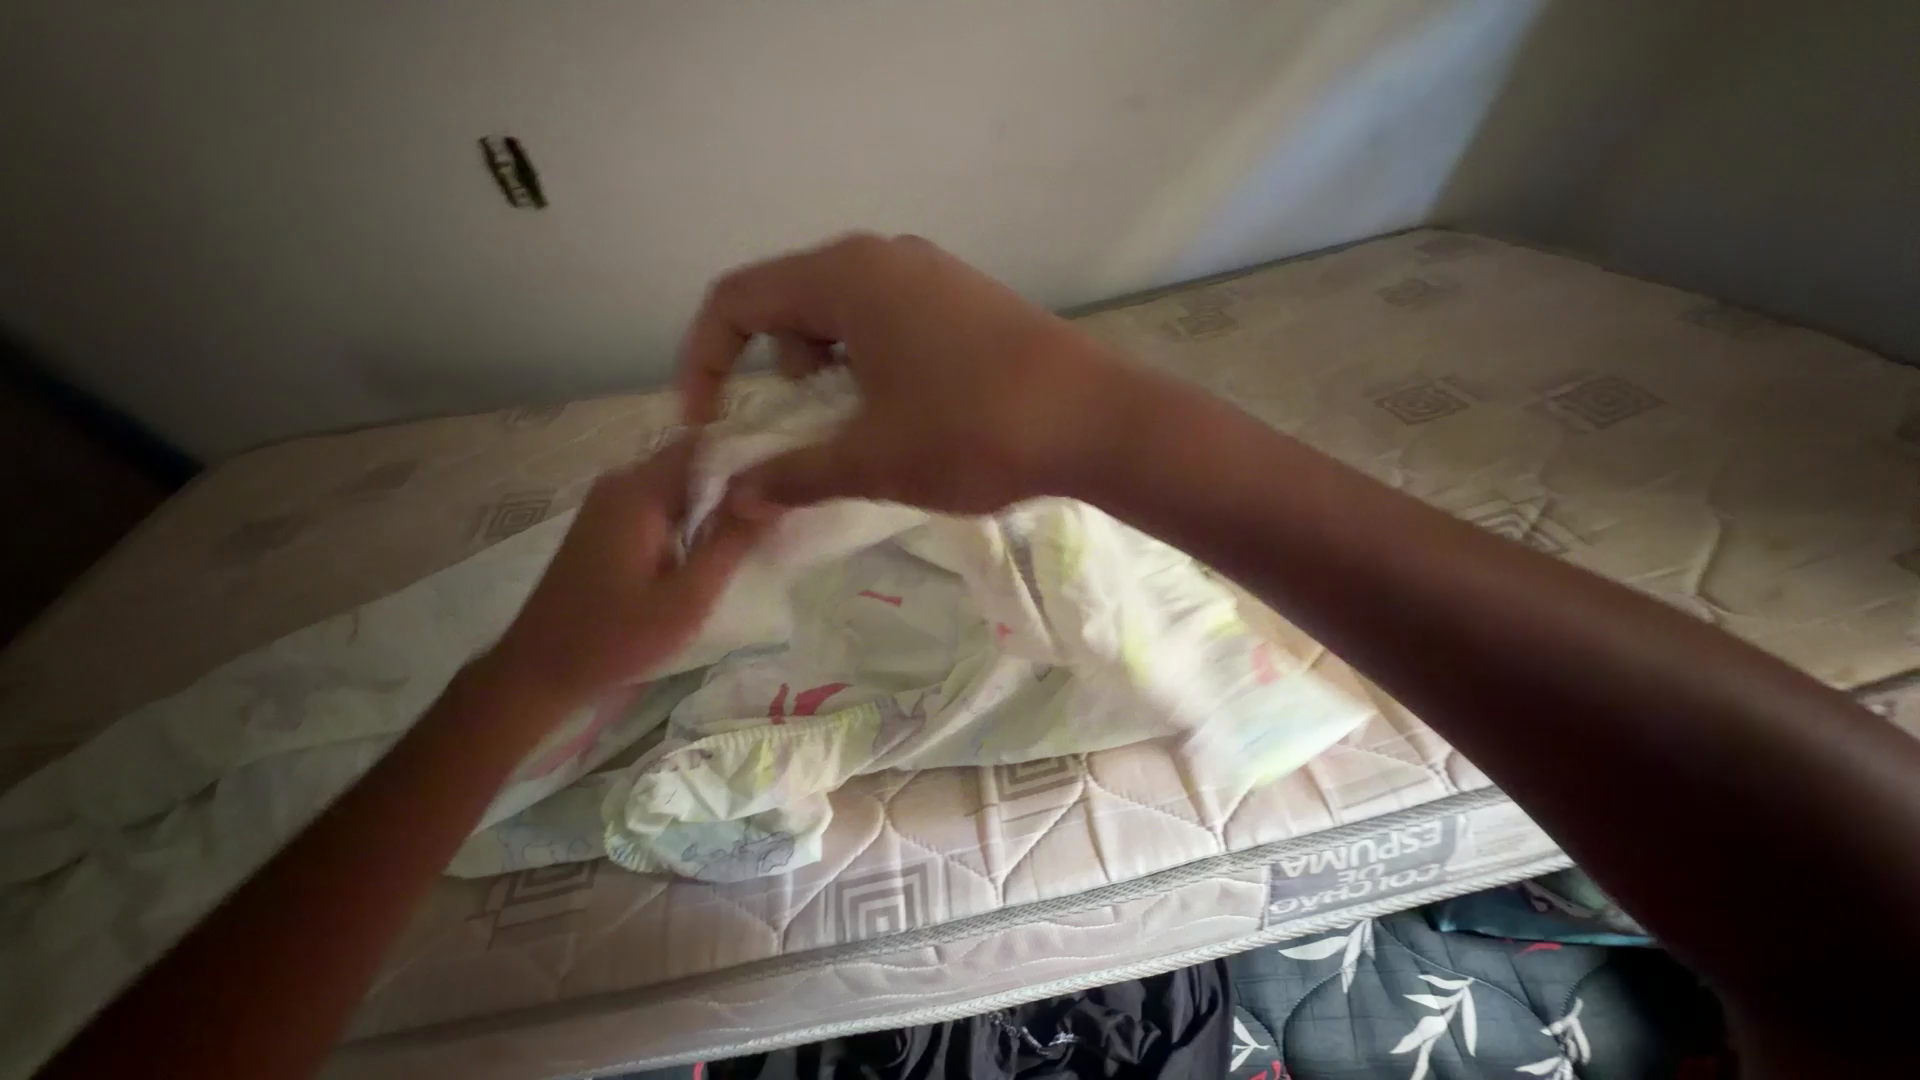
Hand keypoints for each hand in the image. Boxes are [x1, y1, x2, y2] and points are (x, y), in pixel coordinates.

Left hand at [485, 440, 771, 709]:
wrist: (541, 670)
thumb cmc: (616, 639)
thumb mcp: (687, 598)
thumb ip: (732, 543)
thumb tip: (774, 496)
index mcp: (639, 492)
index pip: (707, 445)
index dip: (751, 455)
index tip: (788, 478)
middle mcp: (622, 483)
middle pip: (694, 461)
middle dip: (738, 480)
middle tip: (782, 506)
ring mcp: (611, 502)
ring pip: (680, 483)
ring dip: (718, 501)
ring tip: (761, 523)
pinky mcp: (609, 523)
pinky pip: (663, 503)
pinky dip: (693, 516)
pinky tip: (720, 542)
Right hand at [679, 233, 1145, 513]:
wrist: (1099, 422)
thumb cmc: (974, 432)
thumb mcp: (872, 461)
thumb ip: (793, 475)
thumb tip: (737, 498)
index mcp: (844, 277)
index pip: (734, 300)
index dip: (703, 361)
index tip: (708, 424)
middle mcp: (882, 257)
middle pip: (786, 302)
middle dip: (767, 370)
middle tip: (790, 430)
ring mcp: (930, 274)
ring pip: (839, 314)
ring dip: (820, 371)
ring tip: (848, 428)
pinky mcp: (964, 299)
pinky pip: (886, 321)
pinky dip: (865, 364)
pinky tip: (897, 412)